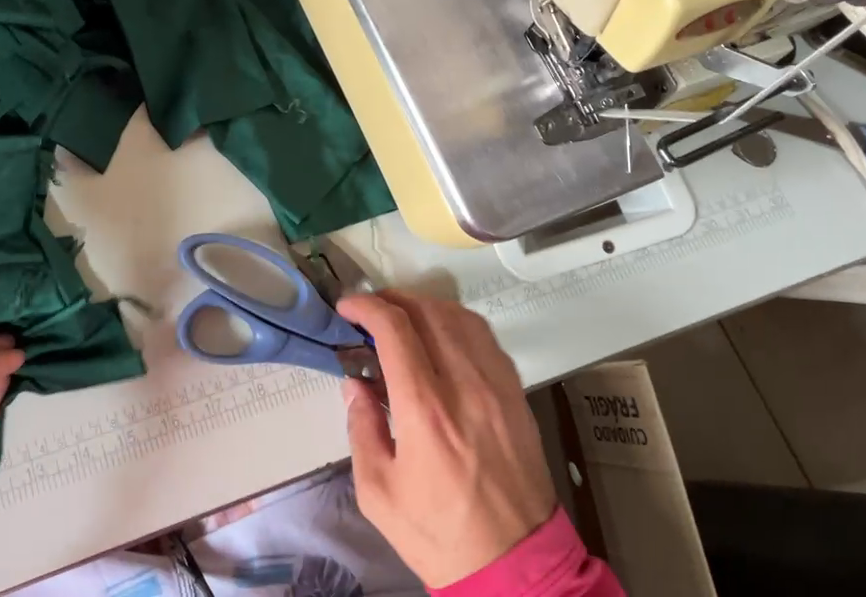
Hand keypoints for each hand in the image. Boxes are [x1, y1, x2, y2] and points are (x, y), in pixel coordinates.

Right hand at [336, 291, 557, 588]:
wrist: (515, 567)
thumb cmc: (437, 533)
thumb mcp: (377, 491)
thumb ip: (361, 428)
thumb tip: (355, 384)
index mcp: (425, 410)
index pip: (395, 329)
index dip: (366, 307)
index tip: (348, 308)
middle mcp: (465, 387)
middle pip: (428, 312)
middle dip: (392, 300)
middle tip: (370, 310)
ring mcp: (498, 389)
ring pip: (462, 318)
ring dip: (426, 306)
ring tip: (404, 317)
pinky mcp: (517, 397)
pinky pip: (487, 340)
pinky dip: (458, 324)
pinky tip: (442, 337)